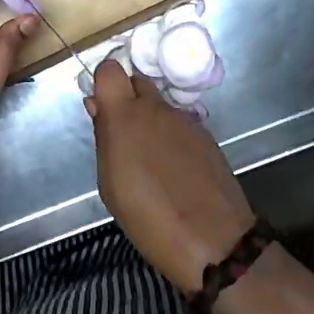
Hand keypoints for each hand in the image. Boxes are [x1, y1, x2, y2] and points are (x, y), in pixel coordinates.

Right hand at [85, 60, 256, 293]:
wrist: (213, 243)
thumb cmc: (147, 217)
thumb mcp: (109, 182)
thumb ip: (104, 138)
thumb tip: (100, 109)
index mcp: (124, 115)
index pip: (110, 70)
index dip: (104, 83)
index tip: (101, 105)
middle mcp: (156, 109)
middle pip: (137, 82)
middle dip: (127, 98)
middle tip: (123, 132)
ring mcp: (185, 121)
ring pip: (160, 106)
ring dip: (151, 120)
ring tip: (150, 158)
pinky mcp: (207, 137)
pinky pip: (180, 125)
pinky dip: (172, 136)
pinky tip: (174, 168)